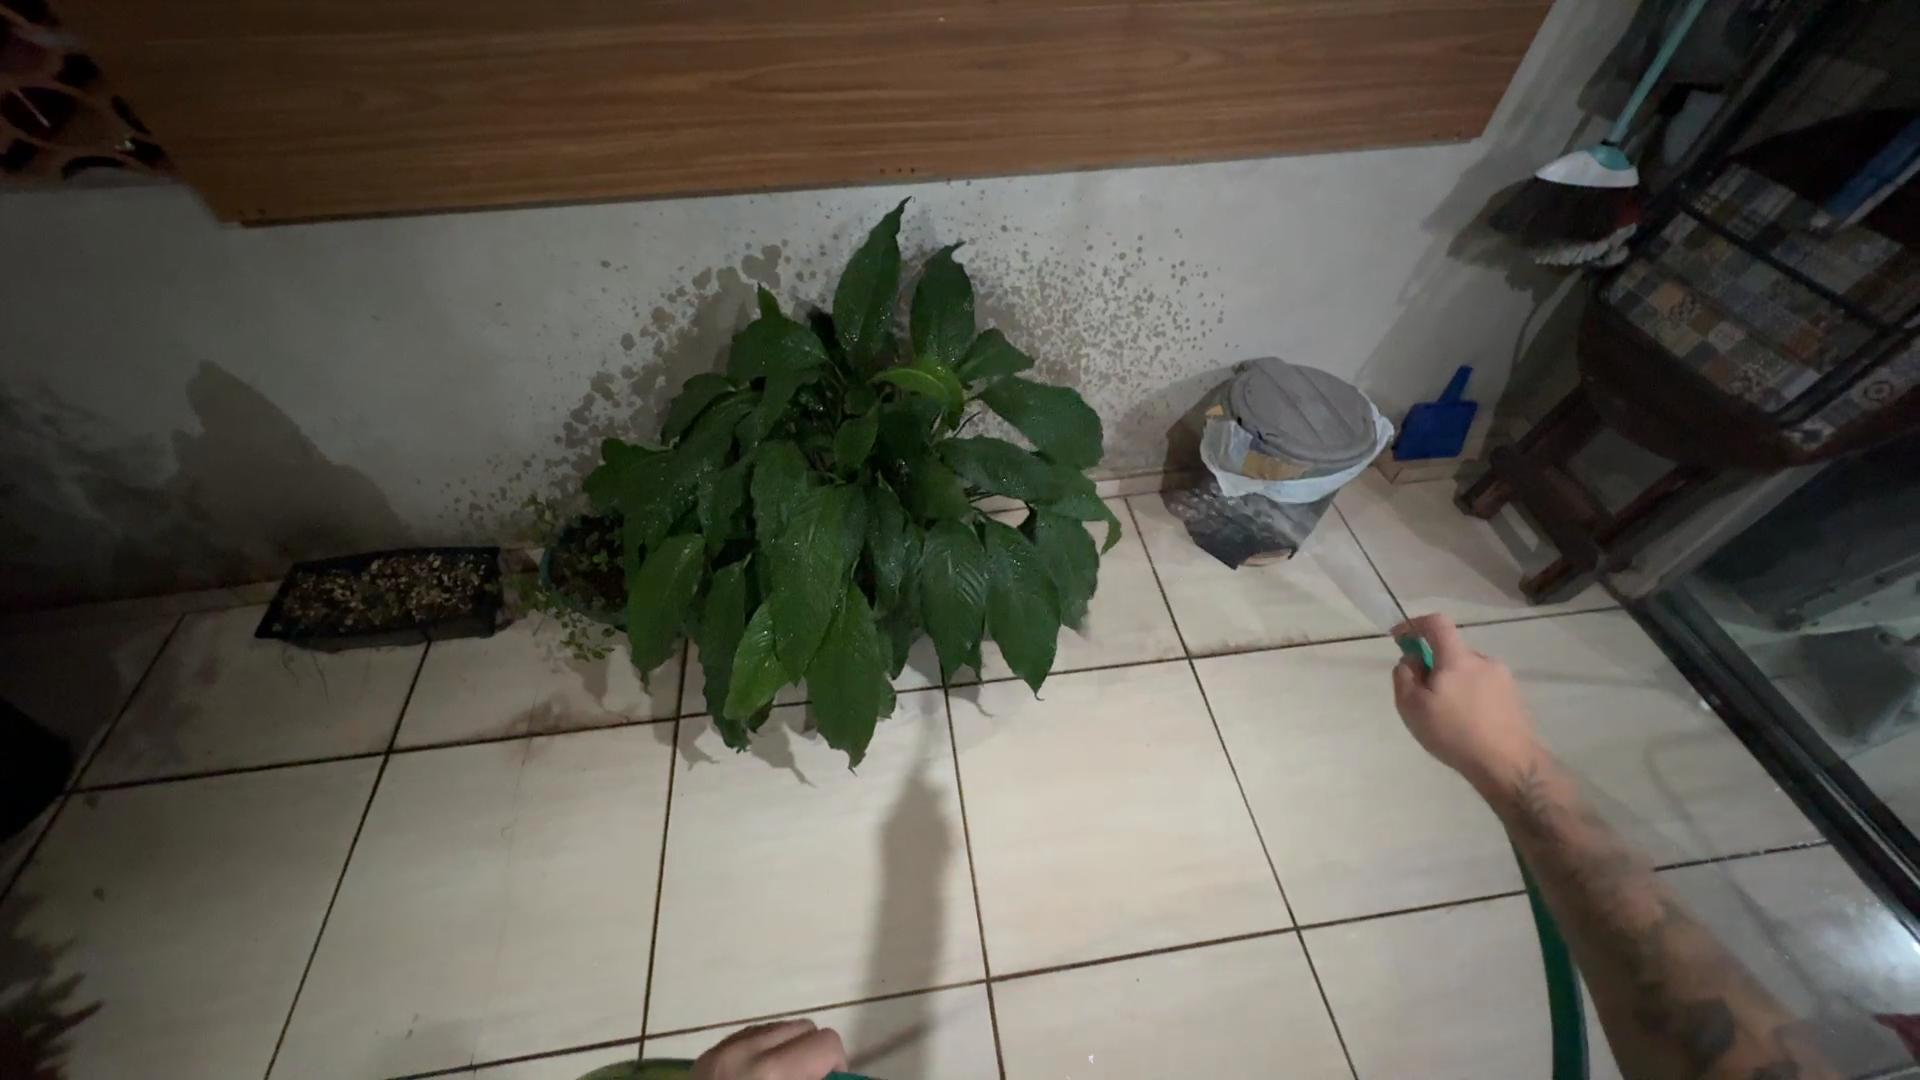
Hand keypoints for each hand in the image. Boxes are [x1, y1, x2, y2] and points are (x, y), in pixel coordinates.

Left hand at [690, 1020, 846, 1079]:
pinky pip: (752, 1035)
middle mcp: (746, 1052)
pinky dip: (763, 1052)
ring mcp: (722, 1050)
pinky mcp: (707, 1055)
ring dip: (788, 1051)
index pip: (826, 1043)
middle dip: (812, 1056)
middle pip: (805, 1027)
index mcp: (771, 1075)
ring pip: (779, 1027)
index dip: (835, 1066)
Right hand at [1391, 613, 1539, 792]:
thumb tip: (1411, 660)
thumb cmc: (1454, 732)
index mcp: (1458, 658)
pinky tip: (1465, 722)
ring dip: (1451, 681)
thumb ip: (1404, 675)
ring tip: (1444, 714)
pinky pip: (1482, 686)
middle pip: (1451, 650)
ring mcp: (1504, 680)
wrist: (1509, 766)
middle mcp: (1484, 661)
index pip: (1437, 623)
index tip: (1399, 639)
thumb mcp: (1411, 705)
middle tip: (1420, 692)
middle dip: (1433, 663)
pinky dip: (1468, 695)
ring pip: (1467, 670)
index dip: (1414, 624)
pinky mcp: (1515, 698)